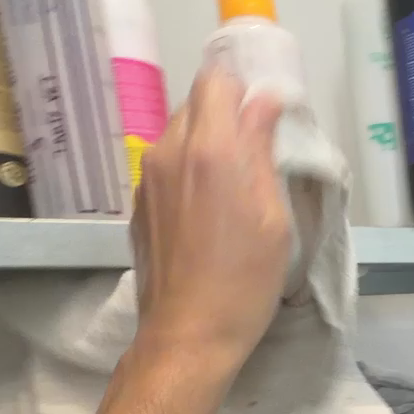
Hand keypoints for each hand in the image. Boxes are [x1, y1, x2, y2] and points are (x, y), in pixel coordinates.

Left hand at [130, 68, 289, 371]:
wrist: (189, 334)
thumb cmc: (245, 283)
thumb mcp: (273, 219)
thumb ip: (264, 151)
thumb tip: (265, 102)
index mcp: (211, 149)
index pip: (219, 80)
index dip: (245, 92)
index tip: (267, 119)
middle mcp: (170, 150)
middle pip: (197, 102)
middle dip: (228, 116)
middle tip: (256, 156)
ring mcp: (148, 176)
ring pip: (179, 132)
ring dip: (208, 144)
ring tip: (232, 189)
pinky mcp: (139, 202)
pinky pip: (167, 164)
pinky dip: (189, 170)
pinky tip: (208, 213)